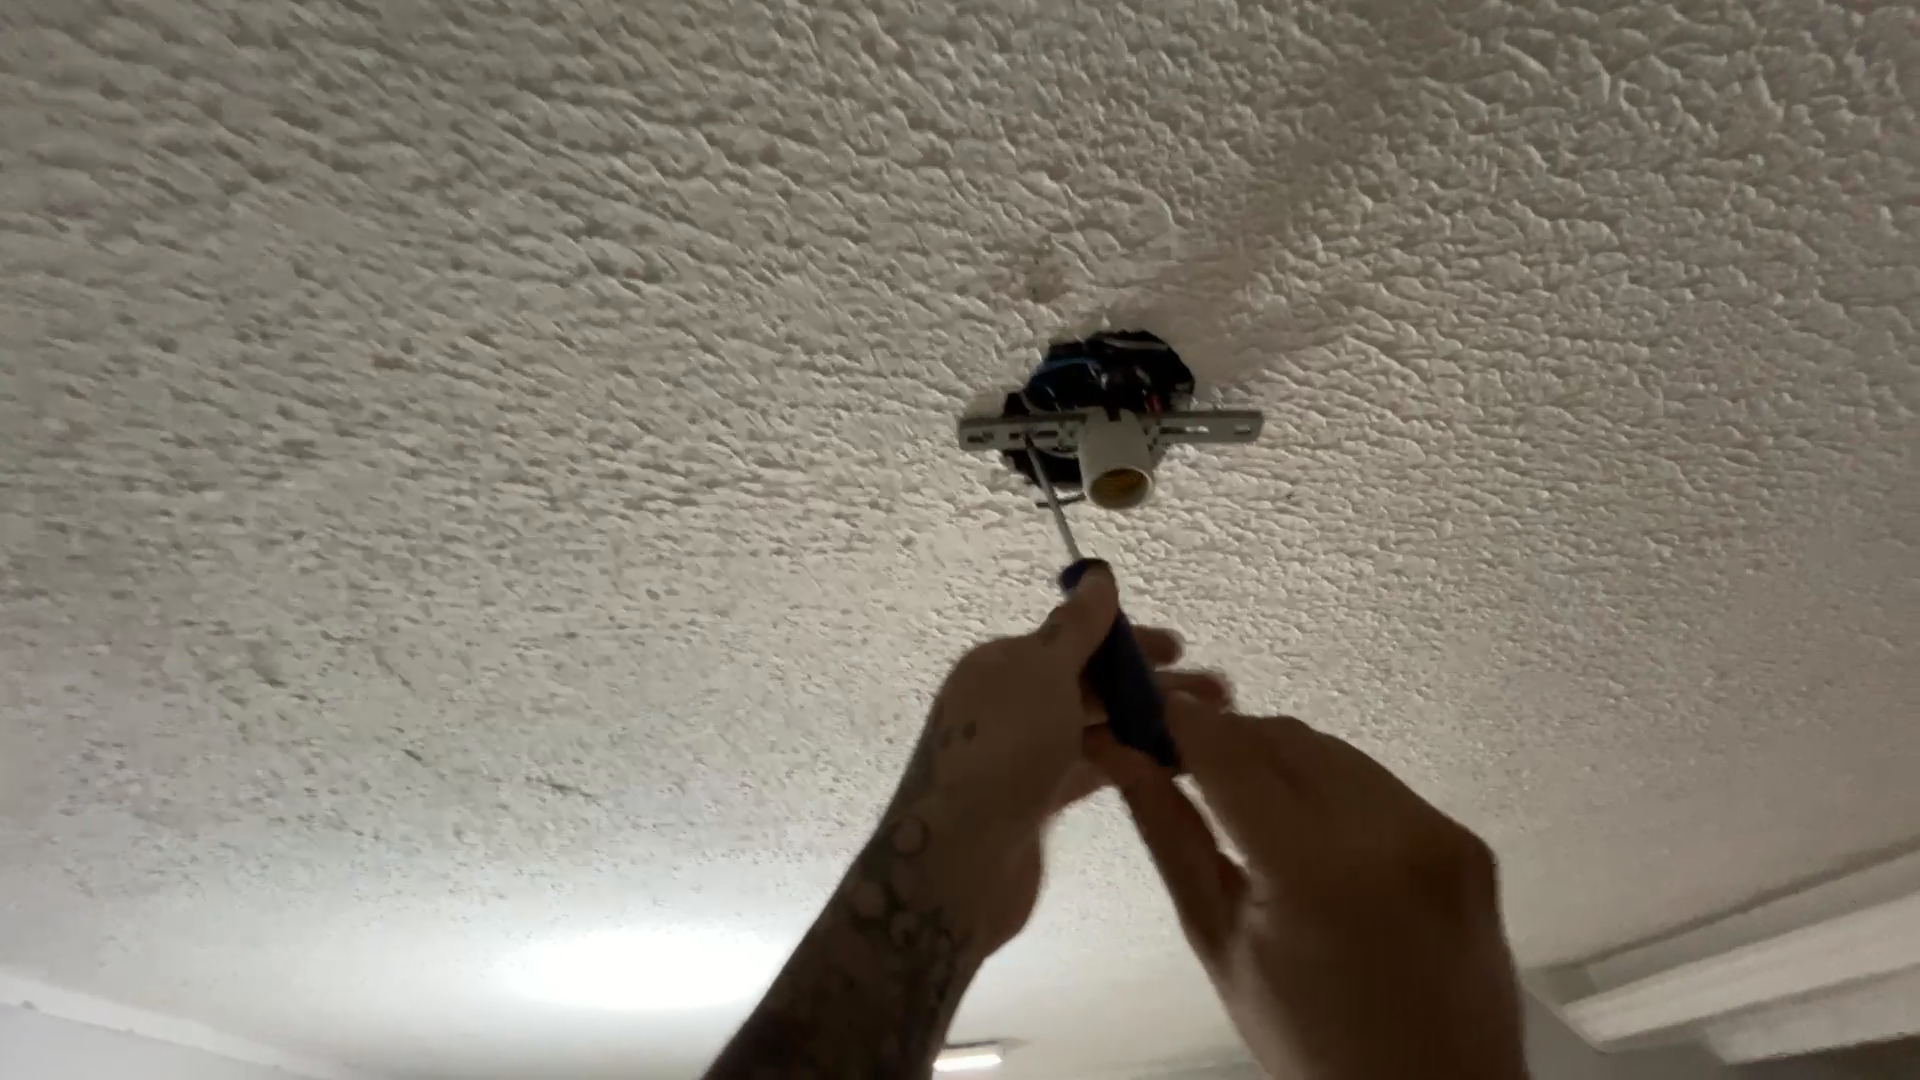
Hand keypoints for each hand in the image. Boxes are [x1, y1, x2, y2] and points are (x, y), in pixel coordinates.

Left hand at [880, 564, 1227, 955]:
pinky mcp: (1036, 798)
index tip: (1179, 648)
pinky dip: (1128, 761)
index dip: (1126, 640)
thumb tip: (1096, 573)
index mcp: (1002, 664)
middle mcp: (1008, 702)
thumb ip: (1076, 626)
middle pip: (1088, 683)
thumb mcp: (1041, 672)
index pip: (1073, 638)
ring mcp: (1022, 753)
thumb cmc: (1004, 749)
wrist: (959, 862)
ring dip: (1147, 723)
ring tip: (1208, 733)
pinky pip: (1090, 767)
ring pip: (1095, 726)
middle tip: (1216, 694)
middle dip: (1149, 685)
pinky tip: (1173, 765)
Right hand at [1088, 699, 1527, 1079]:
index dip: (1182, 720)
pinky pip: (1370, 776)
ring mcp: (1438, 833)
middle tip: (1184, 760)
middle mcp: (1388, 836)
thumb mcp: (1216, 938)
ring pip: (1325, 745)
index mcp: (1315, 874)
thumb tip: (1120, 754)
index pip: (1230, 754)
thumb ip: (1168, 833)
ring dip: (1272, 752)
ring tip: (1243, 795)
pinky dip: (1323, 778)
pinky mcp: (1464, 839)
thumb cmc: (1308, 1041)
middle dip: (1224, 737)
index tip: (1147, 708)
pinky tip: (1303, 818)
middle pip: (1279, 735)